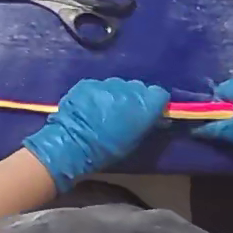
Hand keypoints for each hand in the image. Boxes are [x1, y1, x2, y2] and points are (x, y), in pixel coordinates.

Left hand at [23, 77, 169, 191]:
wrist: (73, 143)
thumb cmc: (108, 149)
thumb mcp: (135, 140)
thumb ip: (148, 123)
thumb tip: (158, 117)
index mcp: (144, 104)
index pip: (159, 94)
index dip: (154, 103)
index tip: (149, 111)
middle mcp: (128, 88)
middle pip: (138, 87)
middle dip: (134, 98)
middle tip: (125, 112)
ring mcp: (107, 83)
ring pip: (117, 85)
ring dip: (115, 95)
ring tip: (104, 110)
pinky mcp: (88, 83)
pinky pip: (98, 87)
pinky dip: (97, 95)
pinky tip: (89, 108)